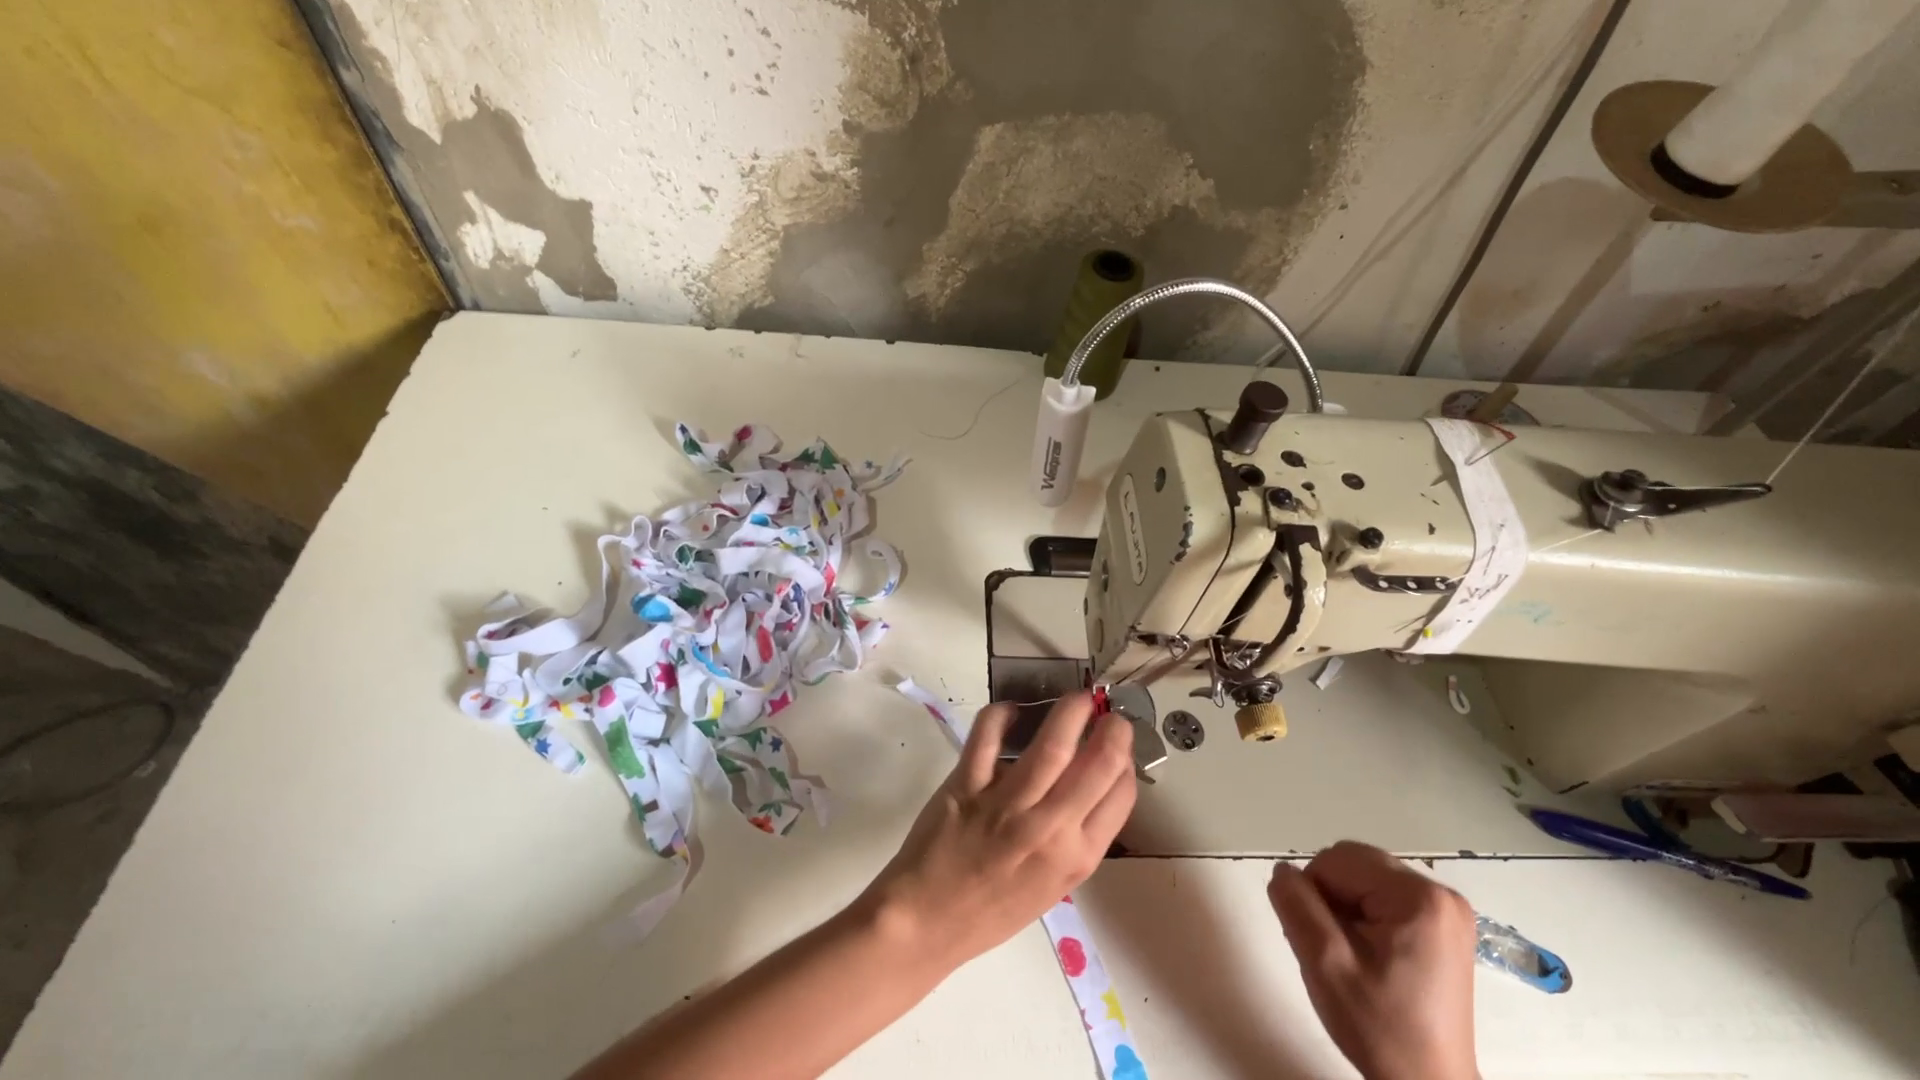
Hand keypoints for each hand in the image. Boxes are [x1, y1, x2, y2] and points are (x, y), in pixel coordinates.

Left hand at [857, 693, 1136, 973]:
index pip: (1121, 795)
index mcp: (1077, 857)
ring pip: (1052, 743)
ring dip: (1071, 711)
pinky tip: (1011, 709)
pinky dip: (1002, 714)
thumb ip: (1076, 841)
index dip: (1126, 761)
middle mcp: (1050, 828)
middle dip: (1112, 728)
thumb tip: (1091, 789)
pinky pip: (988, 736)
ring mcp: (1007, 804)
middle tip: (1106, 711)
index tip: (1118, 746)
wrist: (927, 923)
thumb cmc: (993, 912)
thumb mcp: (1053, 887)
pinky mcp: (967, 786)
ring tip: (1077, 698)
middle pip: (1099, 762)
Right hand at [1267, 841, 1479, 1079]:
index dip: (1312, 892)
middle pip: (1356, 864)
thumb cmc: (1379, 1026)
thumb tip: (1282, 871)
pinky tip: (1367, 956)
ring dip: (1345, 908)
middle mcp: (1441, 893)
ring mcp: (1448, 911)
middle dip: (1330, 897)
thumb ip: (1296, 906)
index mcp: (1418, 897)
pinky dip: (1366, 917)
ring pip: (1368, 880)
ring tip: (1348, 956)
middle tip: (1329, 947)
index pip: (1337, 860)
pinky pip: (1387, 899)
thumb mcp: (1325, 963)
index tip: (1315, 938)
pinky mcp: (1446, 929)